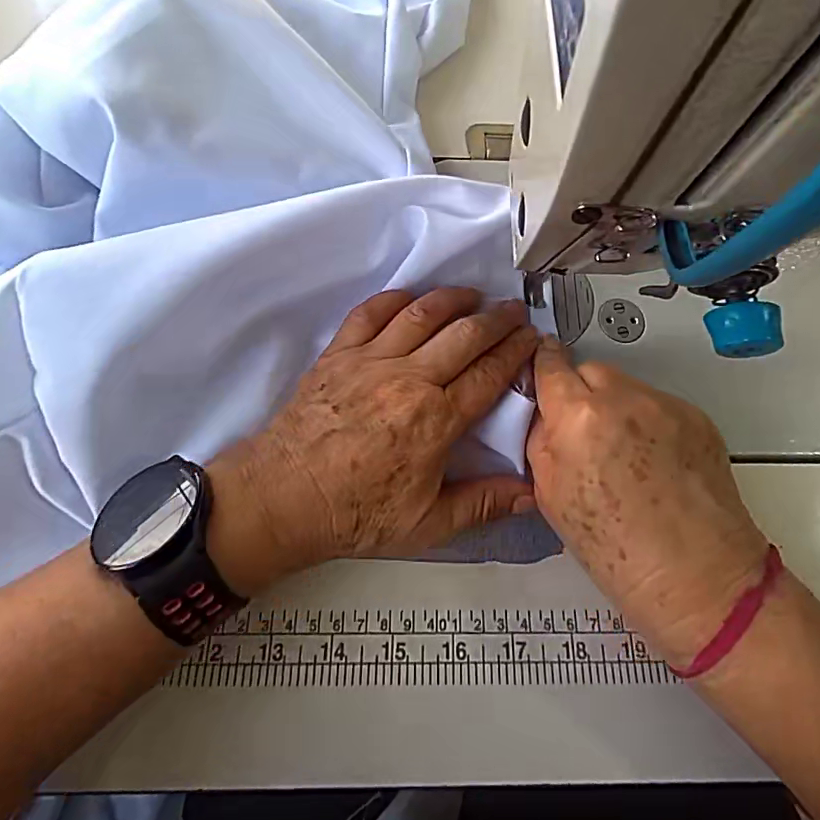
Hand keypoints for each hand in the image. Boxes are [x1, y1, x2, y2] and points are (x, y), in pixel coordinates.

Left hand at [206, 288, 540, 594]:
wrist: (287, 496)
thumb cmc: (356, 514)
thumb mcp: (427, 524)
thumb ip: (482, 504)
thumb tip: (529, 494)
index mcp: (435, 420)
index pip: (488, 374)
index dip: (516, 352)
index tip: (532, 339)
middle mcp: (406, 380)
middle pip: (463, 336)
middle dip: (496, 319)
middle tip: (514, 311)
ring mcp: (368, 363)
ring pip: (420, 316)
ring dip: (451, 300)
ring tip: (472, 294)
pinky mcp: (336, 356)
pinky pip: (368, 315)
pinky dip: (392, 300)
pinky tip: (410, 297)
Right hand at [525, 336, 769, 667]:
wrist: (696, 577)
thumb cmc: (620, 548)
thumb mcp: (548, 491)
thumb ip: (540, 439)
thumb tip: (544, 415)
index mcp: (578, 415)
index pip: (550, 364)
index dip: (542, 366)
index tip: (540, 366)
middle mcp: (625, 399)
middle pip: (589, 370)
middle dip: (579, 392)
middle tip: (578, 430)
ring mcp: (666, 407)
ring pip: (625, 386)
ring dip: (613, 406)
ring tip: (618, 454)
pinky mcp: (698, 419)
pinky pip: (656, 405)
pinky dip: (645, 422)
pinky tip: (648, 461)